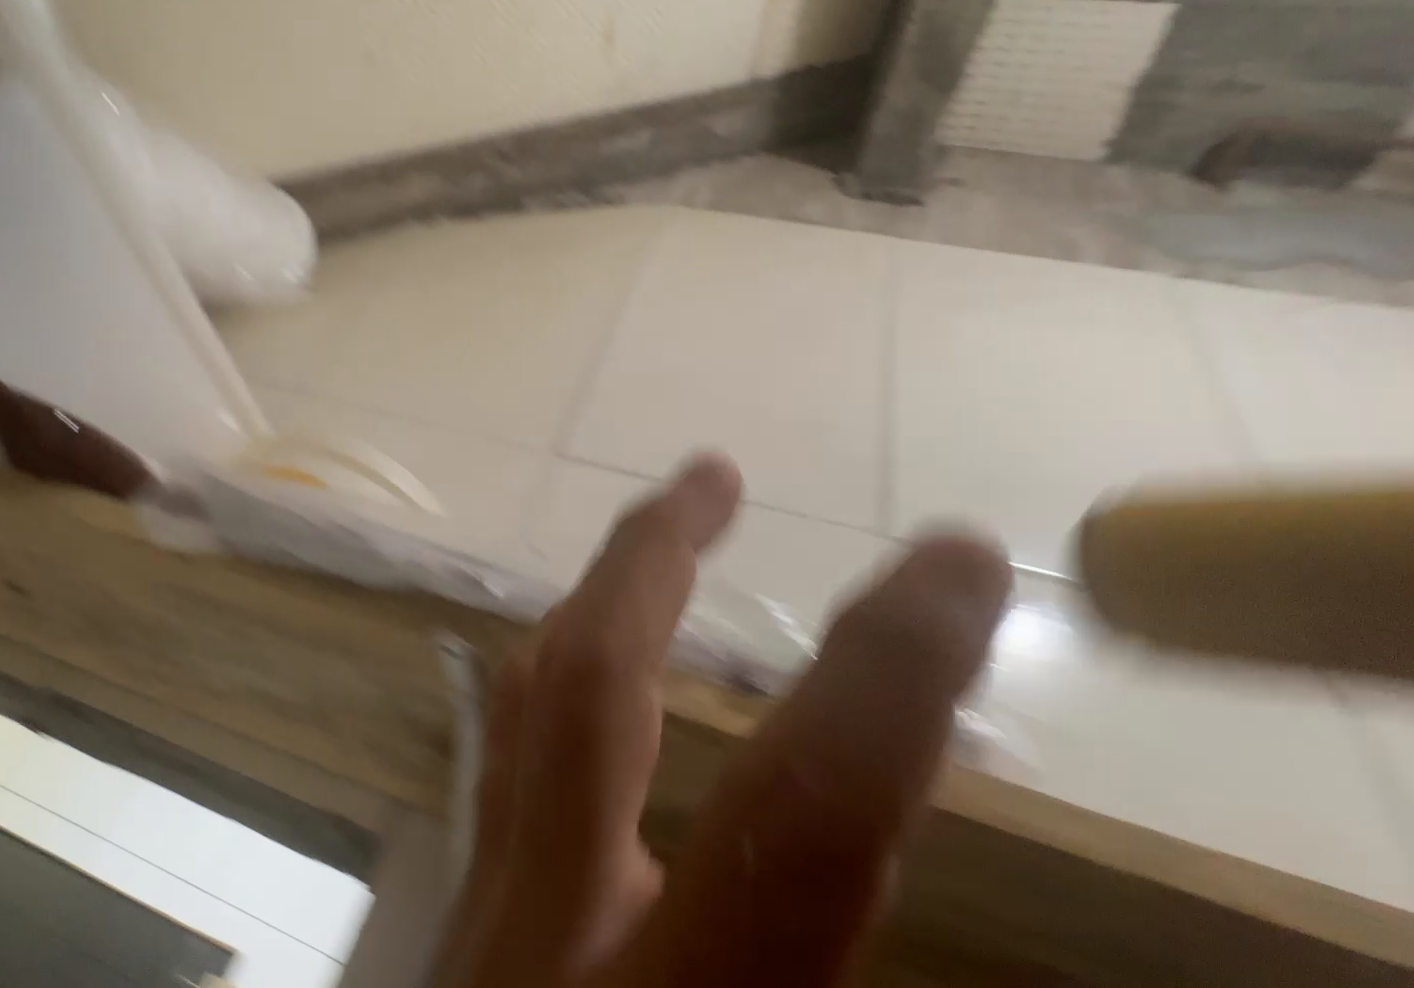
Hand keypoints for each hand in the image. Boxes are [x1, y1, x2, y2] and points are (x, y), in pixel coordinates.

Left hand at [437, 454, 1011, 987]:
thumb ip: (838, 940)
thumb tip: (879, 816)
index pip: (797, 815)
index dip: (883, 677)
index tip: (954, 561)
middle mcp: (545, 936)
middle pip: (584, 698)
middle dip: (650, 564)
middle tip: (709, 474)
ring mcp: (479, 920)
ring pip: (521, 719)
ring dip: (595, 611)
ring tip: (652, 550)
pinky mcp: (459, 925)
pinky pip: (505, 774)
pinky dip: (557, 697)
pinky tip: (597, 690)